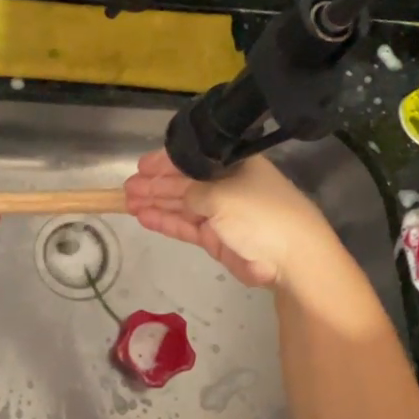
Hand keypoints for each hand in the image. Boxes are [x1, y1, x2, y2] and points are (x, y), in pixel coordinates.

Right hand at [124, 150, 342, 291]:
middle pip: (183, 182)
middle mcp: (226, 185)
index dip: (165, 163)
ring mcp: (220, 213)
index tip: (141, 166)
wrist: (292, 258)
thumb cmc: (260, 214)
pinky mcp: (215, 238)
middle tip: (126, 188)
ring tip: (127, 202)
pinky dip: (164, 221)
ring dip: (155, 202)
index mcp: (234, 165)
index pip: (193, 159)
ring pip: (181, 205)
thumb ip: (189, 191)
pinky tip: (144, 217)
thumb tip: (171, 190)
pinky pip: (184, 226)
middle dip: (155, 184)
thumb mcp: (221, 195)